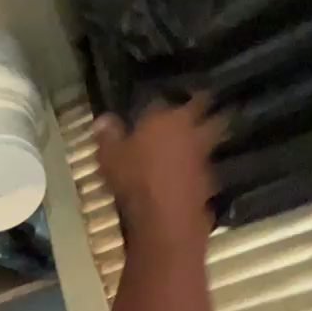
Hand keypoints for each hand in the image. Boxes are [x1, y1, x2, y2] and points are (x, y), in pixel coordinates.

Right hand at [92, 97, 224, 253]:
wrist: (165, 211)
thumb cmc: (132, 177)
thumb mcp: (109, 156)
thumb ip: (107, 136)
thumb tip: (102, 119)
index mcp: (163, 116)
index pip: (161, 99)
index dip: (156, 102)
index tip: (152, 106)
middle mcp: (188, 125)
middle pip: (200, 106)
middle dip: (196, 106)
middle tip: (190, 109)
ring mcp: (202, 148)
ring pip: (209, 131)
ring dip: (204, 131)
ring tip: (193, 137)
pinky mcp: (209, 171)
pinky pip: (204, 158)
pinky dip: (198, 160)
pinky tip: (186, 168)